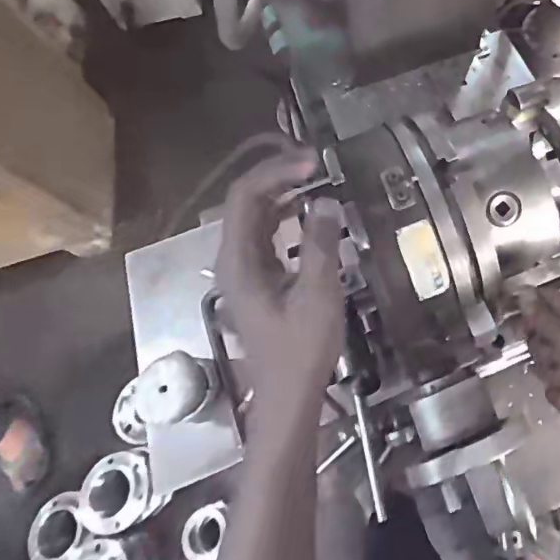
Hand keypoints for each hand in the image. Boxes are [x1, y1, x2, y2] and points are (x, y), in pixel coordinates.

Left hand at [214, 150, 344, 414]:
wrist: (288, 396)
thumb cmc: (300, 350)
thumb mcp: (317, 296)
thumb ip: (320, 245)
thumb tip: (326, 201)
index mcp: (239, 260)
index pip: (246, 197)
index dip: (277, 172)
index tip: (313, 163)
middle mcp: (233, 258)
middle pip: (247, 201)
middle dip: (279, 176)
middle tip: (317, 164)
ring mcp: (243, 267)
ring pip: (257, 215)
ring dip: (283, 193)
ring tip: (316, 178)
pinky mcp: (257, 277)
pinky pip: (267, 233)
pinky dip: (287, 214)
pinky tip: (311, 211)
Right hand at [524, 288, 559, 469]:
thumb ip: (543, 317)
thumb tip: (522, 293)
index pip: (551, 300)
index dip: (530, 306)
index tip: (514, 318)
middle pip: (544, 332)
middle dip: (541, 347)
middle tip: (552, 356)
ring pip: (547, 361)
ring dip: (551, 374)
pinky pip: (556, 386)